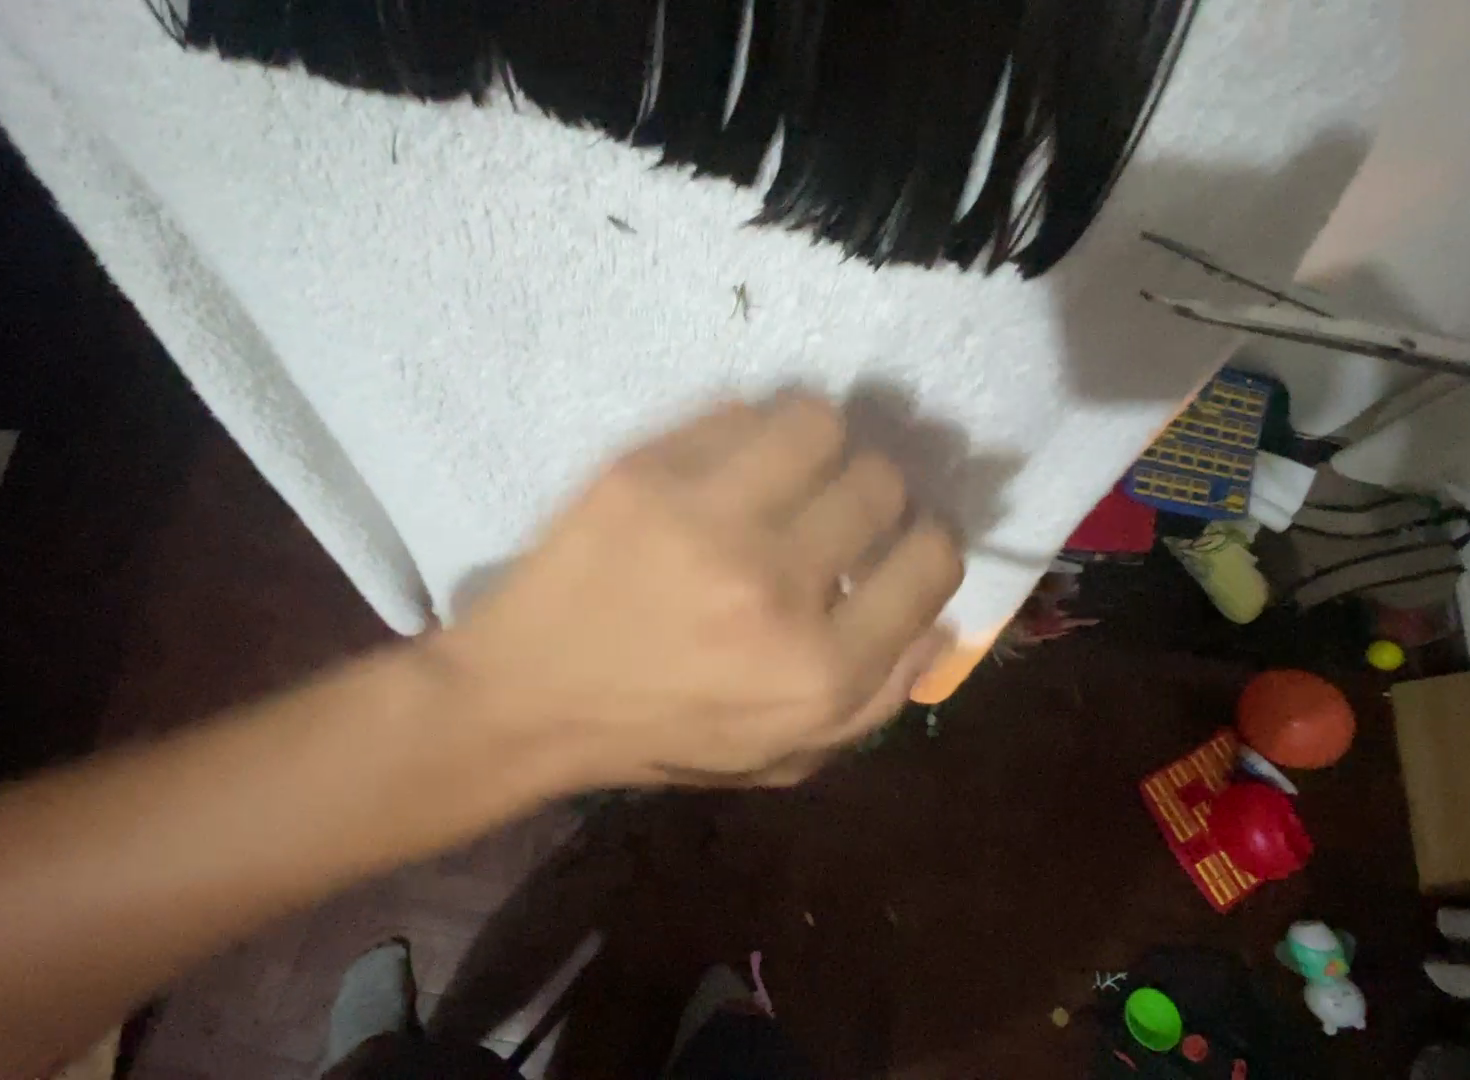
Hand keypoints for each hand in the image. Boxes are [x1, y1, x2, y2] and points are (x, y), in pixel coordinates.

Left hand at [433, 392, 963, 786]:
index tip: (899, 546)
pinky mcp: (645, 471)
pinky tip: (731, 467)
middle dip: (876, 496)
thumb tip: (941, 617)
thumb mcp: (786, 757)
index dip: (927, 545)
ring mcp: (707, 519)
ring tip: (795, 472)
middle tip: (839, 511)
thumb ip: (879, 697)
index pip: (933, 559)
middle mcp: (776, 586)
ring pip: (820, 424)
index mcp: (820, 670)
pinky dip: (751, 434)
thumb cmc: (662, 733)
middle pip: (882, 484)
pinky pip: (740, 412)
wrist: (527, 696)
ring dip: (822, 446)